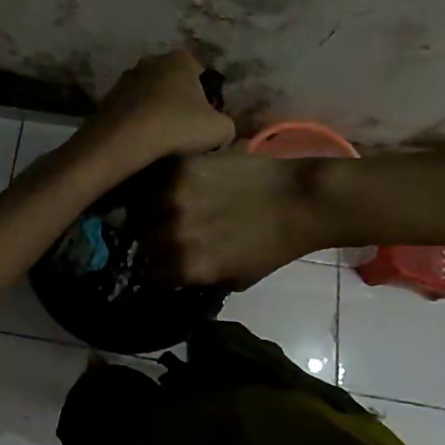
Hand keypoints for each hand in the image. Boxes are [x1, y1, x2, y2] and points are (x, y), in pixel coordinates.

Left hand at [82, 50, 235, 168]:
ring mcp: (125, 77)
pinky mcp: (106, 96)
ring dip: (156, 109)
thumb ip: (237, 123)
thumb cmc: (177, 125)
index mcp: (180, 59)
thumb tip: (239, 125)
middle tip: (185, 128)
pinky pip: (130, 107)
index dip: (208, 98)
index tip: (206, 119)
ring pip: (150, 93)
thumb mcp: (220, 128)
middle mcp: (151, 60)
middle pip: (174, 82)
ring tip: (161, 135)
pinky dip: (136, 118)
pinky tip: (140, 136)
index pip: (203, 74)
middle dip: (180, 101)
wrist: (122, 139)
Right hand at [148, 149, 329, 286]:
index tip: (167, 258)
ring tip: (167, 206)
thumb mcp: (236, 277)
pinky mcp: (180, 168)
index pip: (152, 271)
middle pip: (142, 238)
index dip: (160, 265)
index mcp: (187, 265)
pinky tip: (176, 186)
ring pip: (142, 207)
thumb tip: (177, 271)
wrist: (302, 199)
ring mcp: (173, 197)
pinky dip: (162, 185)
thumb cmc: (276, 245)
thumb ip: (200, 275)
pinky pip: (156, 180)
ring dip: (152, 209)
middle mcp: (173, 233)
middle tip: (167, 231)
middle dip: (153, 237)